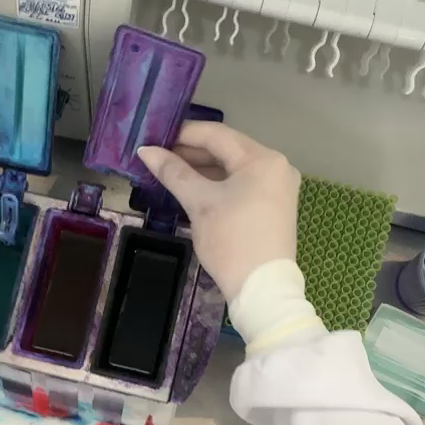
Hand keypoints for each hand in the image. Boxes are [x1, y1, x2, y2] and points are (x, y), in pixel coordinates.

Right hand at [138, 123, 300, 300]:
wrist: (262, 289)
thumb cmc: (231, 240)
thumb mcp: (199, 203)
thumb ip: (173, 172)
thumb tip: (146, 151)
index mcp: (262, 159)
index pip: (217, 135)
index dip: (182, 134)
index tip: (154, 138)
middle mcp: (276, 167)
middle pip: (227, 150)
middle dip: (191, 153)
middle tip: (158, 157)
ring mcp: (278, 188)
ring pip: (233, 169)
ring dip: (203, 170)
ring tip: (170, 173)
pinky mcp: (274, 207)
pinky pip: (242, 185)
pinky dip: (218, 185)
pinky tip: (193, 189)